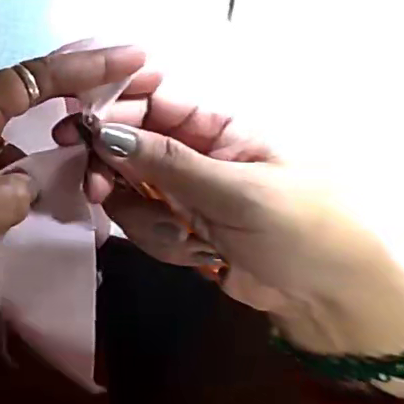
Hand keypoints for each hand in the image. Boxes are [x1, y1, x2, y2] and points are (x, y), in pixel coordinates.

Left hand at [0, 46, 150, 263]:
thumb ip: (11, 198)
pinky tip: (16, 196)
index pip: (41, 75)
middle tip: (129, 95)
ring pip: (15, 130)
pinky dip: (13, 168)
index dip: (91, 64)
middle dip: (81, 96)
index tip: (135, 55)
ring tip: (70, 168)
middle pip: (34, 92)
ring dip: (41, 148)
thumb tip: (32, 186)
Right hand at [56, 77, 403, 356]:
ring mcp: (184, 190)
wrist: (326, 302)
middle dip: (115, 171)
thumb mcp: (239, 193)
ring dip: (148, 219)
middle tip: (97, 191)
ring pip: (129, 190)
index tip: (77, 128)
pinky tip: (200, 255)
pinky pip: (142, 224)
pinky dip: (162, 242)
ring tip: (189, 240)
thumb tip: (106, 133)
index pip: (155, 101)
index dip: (113, 109)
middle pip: (129, 145)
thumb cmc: (303, 231)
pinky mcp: (178, 225)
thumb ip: (170, 163)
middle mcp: (196, 152)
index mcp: (221, 126)